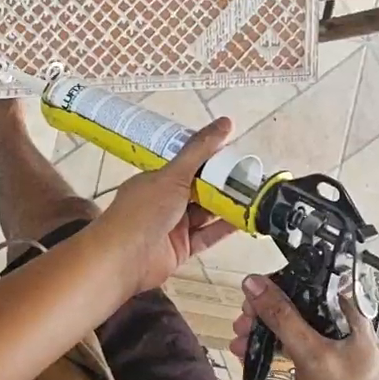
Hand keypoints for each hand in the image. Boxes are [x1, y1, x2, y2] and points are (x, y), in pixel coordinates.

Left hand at [92, 118, 236, 294]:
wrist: (123, 258)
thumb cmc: (144, 211)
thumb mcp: (173, 175)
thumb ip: (200, 151)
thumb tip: (225, 122)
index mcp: (156, 179)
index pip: (188, 166)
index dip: (211, 161)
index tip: (237, 157)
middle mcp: (164, 200)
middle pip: (199, 190)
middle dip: (222, 185)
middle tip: (252, 179)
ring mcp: (172, 225)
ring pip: (205, 213)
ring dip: (227, 207)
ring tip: (255, 198)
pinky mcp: (181, 248)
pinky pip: (207, 236)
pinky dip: (224, 229)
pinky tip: (245, 220)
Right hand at [232, 275, 378, 379]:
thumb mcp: (311, 356)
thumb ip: (282, 317)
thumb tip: (252, 281)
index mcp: (348, 312)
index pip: (306, 281)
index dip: (273, 288)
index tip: (249, 305)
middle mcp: (343, 321)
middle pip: (296, 304)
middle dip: (263, 313)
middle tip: (240, 328)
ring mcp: (336, 343)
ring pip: (293, 325)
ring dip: (264, 331)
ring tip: (239, 346)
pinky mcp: (328, 362)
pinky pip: (297, 345)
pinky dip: (275, 348)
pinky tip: (253, 356)